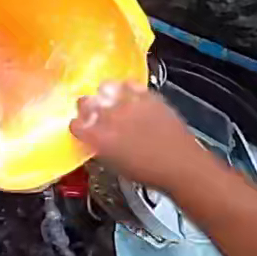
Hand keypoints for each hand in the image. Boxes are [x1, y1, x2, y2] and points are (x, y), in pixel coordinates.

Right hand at [69, 81, 215, 192]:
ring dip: (105, 94)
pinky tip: (130, 96)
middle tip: (93, 114)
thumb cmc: (147, 172)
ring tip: (111, 101)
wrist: (181, 165)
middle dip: (86, 108)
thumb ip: (100, 147)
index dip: (77, 126)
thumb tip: (95, 138)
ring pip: (105, 87)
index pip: (75, 124)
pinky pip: (130, 83)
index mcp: (99, 138)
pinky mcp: (147, 95)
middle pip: (85, 102)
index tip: (82, 129)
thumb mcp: (115, 165)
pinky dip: (127, 89)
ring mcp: (129, 103)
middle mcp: (110, 117)